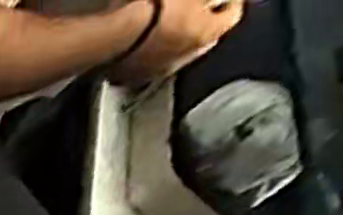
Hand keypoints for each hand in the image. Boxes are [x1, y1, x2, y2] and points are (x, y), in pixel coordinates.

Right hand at [111, 0, 241, 82]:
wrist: (109, 37)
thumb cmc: (154, 8)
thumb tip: (212, 2)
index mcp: (207, 33)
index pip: (233, 15)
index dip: (231, 1)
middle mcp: (184, 59)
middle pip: (203, 41)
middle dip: (203, 27)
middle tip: (198, 13)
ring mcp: (154, 72)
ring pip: (175, 55)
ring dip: (177, 43)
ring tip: (169, 30)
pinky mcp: (129, 79)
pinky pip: (148, 65)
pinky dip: (152, 55)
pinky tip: (146, 45)